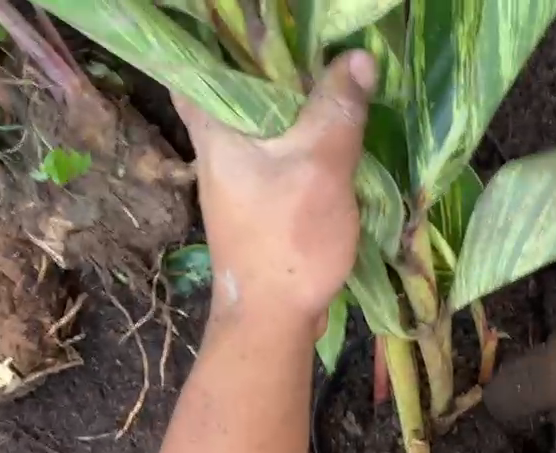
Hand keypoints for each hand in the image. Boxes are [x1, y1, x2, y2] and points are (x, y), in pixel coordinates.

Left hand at [174, 51, 375, 328]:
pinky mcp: (256, 208)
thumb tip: (360, 58)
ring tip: (327, 77)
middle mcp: (214, 150)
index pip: (195, 61)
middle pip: (234, 88)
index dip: (224, 41)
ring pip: (259, 124)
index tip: (260, 29)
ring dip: (289, 105)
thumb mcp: (321, 167)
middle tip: (310, 47)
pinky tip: (329, 134)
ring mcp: (234, 181)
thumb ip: (338, 109)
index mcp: (214, 128)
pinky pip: (276, 157)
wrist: (272, 320)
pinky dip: (298, 142)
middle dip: (269, 66)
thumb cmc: (286, 242)